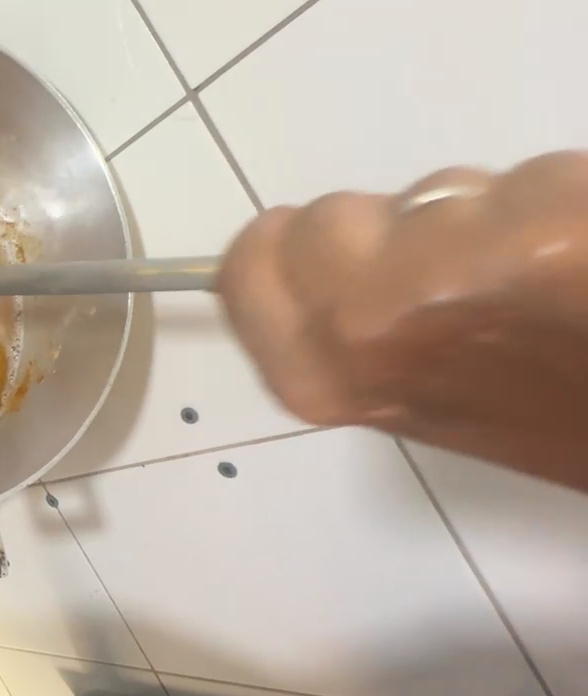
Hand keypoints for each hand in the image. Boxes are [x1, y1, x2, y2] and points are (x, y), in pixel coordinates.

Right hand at [218, 151, 587, 491]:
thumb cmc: (506, 412)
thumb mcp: (374, 391)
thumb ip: (317, 327)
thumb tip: (282, 250)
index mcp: (310, 375)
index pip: (247, 263)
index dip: (289, 243)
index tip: (339, 252)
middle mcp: (358, 328)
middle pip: (327, 216)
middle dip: (383, 224)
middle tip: (445, 270)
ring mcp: (446, 278)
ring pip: (436, 188)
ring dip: (481, 211)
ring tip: (527, 267)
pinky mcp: (540, 237)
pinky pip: (535, 176)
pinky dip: (561, 199)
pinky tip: (574, 251)